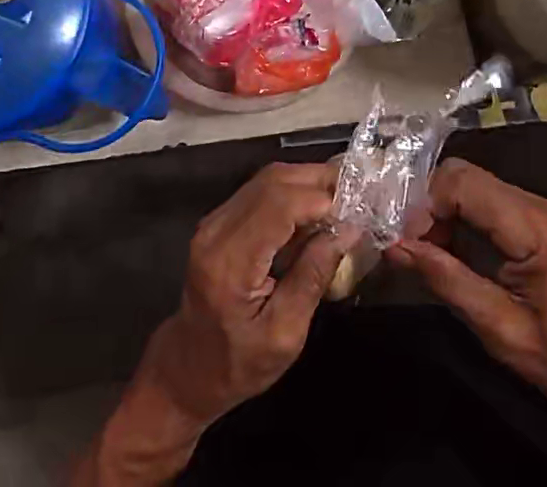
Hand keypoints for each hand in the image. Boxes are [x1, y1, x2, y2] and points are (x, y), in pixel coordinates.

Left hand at [74, 162, 351, 485]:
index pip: (276, 206)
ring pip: (266, 179)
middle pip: (271, 182)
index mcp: (230, 262)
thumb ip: (312, 277)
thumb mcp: (285, 334)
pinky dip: (292, 191)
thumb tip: (347, 231)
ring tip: (343, 199)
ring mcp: (214, 221)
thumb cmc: (238, 363)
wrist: (189, 366)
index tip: (355, 209)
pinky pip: (260, 191)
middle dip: (317, 181)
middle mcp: (216, 230)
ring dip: (307, 181)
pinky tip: (316, 208)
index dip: (318, 199)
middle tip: (358, 194)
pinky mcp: (219, 221)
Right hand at [386, 160, 546, 486]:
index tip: (406, 243)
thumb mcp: (497, 327)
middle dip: (426, 203)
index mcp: (533, 230)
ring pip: (468, 181)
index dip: (424, 206)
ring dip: (438, 209)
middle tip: (411, 244)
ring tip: (425, 249)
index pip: (461, 184)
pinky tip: (446, 247)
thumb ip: (446, 279)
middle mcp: (535, 206)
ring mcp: (535, 208)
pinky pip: (481, 196)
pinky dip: (455, 214)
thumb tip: (395, 248)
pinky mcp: (532, 216)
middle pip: (461, 173)